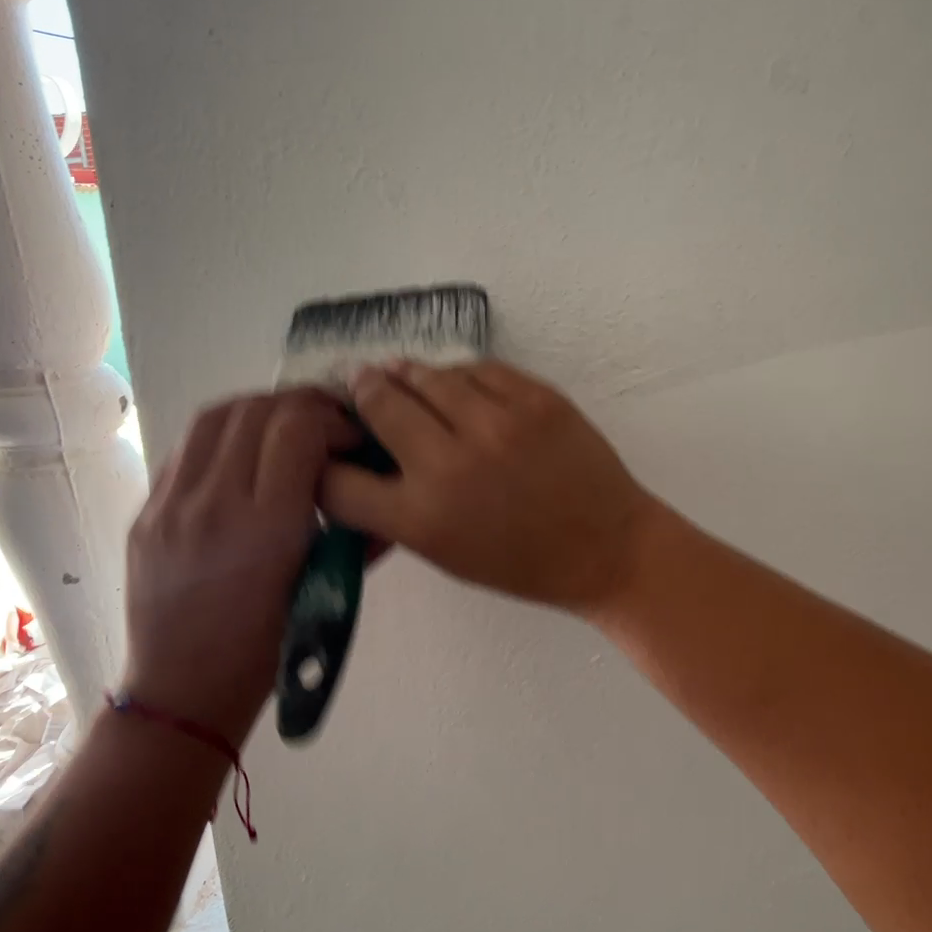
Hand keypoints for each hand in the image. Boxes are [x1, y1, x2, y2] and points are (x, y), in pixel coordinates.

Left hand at [122, 389, 357, 740]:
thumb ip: (355, 535)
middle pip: (257, 410)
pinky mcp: (145, 511)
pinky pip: (187, 447)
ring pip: (216, 416)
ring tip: (286, 426)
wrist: (181, 695)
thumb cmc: (265, 655)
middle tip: (327, 425)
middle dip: (302, 405)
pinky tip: (244, 453)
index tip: (352, 439)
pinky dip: (225, 433)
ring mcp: (169, 505)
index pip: (297, 429)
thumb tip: (384, 492)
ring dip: (260, 408)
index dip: (332, 420)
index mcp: (265, 530)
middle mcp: (212, 505)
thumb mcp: (323, 593)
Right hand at [321, 360, 658, 614]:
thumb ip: (398, 513)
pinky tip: (454, 381)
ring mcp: (496, 424)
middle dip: (361, 393)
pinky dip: (460, 374)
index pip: (338, 481)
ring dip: (404, 373)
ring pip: (427, 375)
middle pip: (378, 404)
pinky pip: (479, 368)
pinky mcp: (535, 398)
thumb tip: (361, 468)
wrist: (607, 547)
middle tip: (359, 383)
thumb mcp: (447, 554)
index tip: (330, 448)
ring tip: (396, 371)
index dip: (324, 465)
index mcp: (421, 519)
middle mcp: (450, 464)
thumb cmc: (522, 564)